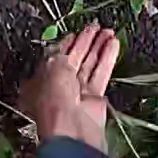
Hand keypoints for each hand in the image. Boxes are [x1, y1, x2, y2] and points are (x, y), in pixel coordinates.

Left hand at [21, 22, 117, 152]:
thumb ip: (63, 54)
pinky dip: (108, 58)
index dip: (68, 42)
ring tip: (109, 32)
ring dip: (99, 47)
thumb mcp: (53, 68)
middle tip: (96, 27)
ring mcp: (78, 92)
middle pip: (76, 58)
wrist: (71, 130)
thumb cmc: (54, 103)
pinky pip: (101, 73)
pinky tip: (113, 45)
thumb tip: (70, 46)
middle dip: (86, 42)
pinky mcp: (95, 98)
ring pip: (90, 64)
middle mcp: (61, 85)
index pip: (57, 55)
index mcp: (44, 78)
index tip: (77, 32)